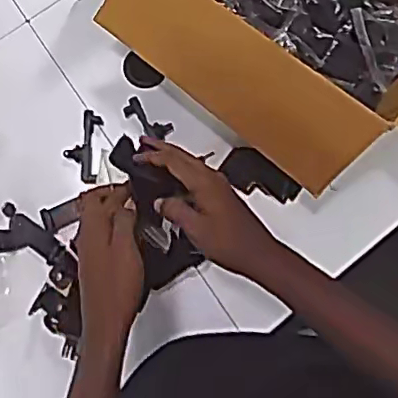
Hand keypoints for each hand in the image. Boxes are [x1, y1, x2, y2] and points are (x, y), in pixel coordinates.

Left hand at [73, 184, 143, 352]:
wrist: (106, 322)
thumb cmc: (115, 291)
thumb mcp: (127, 248)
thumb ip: (125, 221)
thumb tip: (127, 203)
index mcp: (91, 229)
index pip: (97, 196)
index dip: (116, 187)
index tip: (131, 186)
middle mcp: (85, 237)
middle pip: (92, 205)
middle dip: (110, 195)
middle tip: (128, 193)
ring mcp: (87, 251)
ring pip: (96, 220)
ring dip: (112, 212)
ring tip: (131, 211)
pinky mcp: (93, 263)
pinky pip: (101, 236)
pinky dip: (113, 229)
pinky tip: (127, 236)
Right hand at [137, 138, 290, 281]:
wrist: (259, 254)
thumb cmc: (234, 243)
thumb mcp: (195, 229)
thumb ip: (174, 211)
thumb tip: (161, 202)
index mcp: (205, 183)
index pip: (174, 160)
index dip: (153, 156)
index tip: (138, 155)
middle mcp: (213, 180)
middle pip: (183, 155)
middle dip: (162, 147)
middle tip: (145, 142)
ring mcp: (219, 185)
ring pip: (190, 162)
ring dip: (172, 156)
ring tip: (157, 155)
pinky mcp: (222, 194)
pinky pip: (197, 173)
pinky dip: (182, 169)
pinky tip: (177, 178)